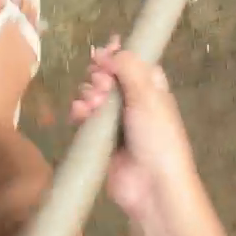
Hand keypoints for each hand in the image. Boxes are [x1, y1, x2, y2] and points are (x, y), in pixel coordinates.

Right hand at [71, 39, 235, 235]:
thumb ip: (128, 67)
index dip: (115, 54)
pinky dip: (80, 111)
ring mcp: (116, 119)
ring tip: (92, 105)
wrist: (151, 185)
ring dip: (89, 94)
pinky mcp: (100, 138)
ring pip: (94, 94)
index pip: (130, 59)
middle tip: (102, 86)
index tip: (103, 54)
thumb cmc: (157, 135)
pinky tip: (79, 113)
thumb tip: (109, 50)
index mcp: (150, 84)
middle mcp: (133, 98)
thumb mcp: (147, 94)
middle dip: (100, 76)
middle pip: (108, 74)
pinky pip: (84, 117)